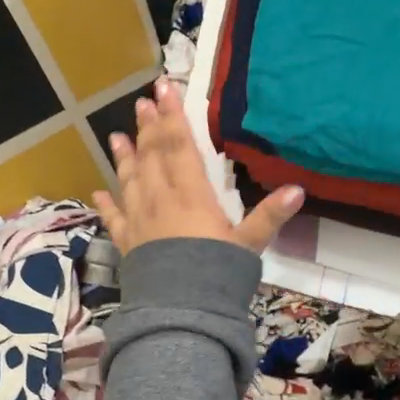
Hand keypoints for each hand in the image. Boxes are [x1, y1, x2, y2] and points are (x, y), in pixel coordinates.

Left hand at [93, 78, 303, 254]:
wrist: (182, 309)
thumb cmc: (218, 272)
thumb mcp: (250, 243)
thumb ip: (270, 215)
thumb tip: (298, 189)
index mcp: (191, 195)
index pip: (180, 147)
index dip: (173, 118)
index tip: (165, 90)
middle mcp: (160, 199)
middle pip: (153, 157)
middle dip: (149, 128)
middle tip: (143, 103)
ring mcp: (140, 220)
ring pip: (130, 180)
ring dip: (125, 156)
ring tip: (118, 135)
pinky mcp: (128, 243)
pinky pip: (115, 218)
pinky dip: (108, 203)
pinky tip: (101, 192)